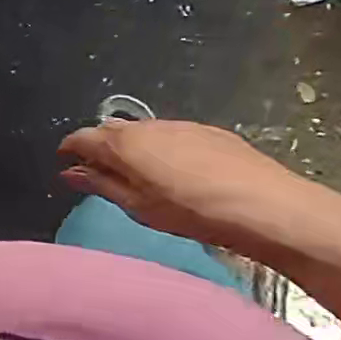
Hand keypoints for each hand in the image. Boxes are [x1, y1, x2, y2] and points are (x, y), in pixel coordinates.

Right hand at [58, 119, 340, 268]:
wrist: (274, 209)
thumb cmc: (195, 213)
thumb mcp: (138, 207)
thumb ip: (100, 185)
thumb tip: (69, 173)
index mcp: (122, 143)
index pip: (80, 138)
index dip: (69, 151)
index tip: (66, 165)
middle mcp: (146, 126)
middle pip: (109, 130)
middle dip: (99, 147)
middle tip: (101, 173)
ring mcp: (180, 125)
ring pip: (141, 131)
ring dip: (131, 147)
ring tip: (140, 174)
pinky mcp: (210, 132)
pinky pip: (170, 134)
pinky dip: (161, 147)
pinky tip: (177, 172)